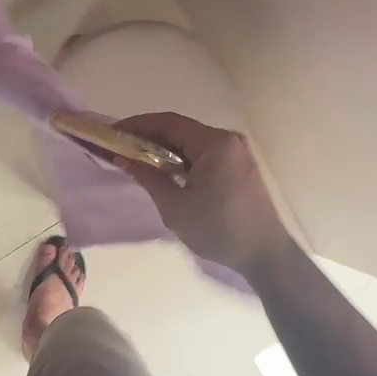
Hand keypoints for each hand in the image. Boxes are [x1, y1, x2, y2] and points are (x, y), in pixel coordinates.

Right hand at [114, 112, 297, 275]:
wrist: (263, 253)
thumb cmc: (217, 230)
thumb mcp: (175, 207)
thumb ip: (148, 177)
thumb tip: (124, 158)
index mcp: (214, 144)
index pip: (169, 123)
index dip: (138, 125)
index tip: (113, 133)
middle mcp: (228, 140)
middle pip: (181, 129)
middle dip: (149, 136)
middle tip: (120, 147)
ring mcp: (236, 152)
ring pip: (192, 142)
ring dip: (165, 149)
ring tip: (137, 160)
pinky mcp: (239, 166)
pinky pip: (204, 154)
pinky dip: (182, 159)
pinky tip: (164, 170)